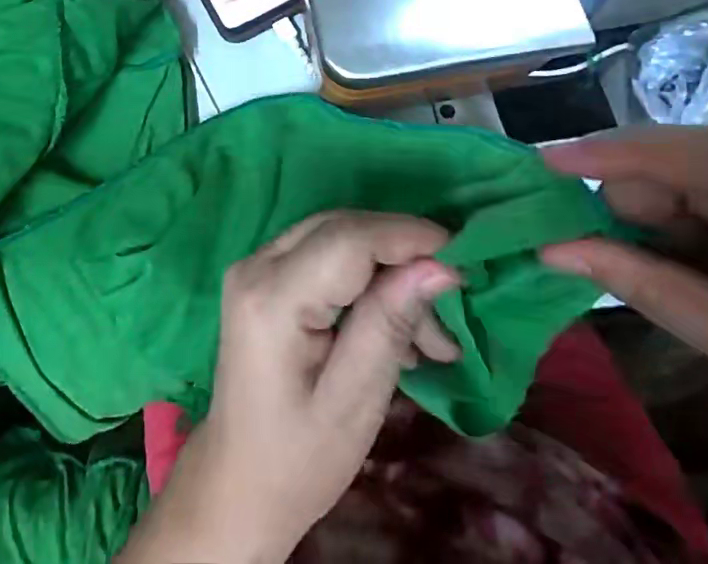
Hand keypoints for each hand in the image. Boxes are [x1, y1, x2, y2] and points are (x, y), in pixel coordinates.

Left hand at [115, 212, 460, 563]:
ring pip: (337, 236)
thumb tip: (440, 266)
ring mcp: (255, 266)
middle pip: (343, 229)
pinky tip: (398, 327)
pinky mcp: (264, 277)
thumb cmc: (298, 456)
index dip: (410, 238)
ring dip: (389, 271)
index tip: (467, 263)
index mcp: (270, 297)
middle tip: (452, 309)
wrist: (240, 479)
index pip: (349, 239)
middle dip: (404, 256)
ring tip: (433, 337)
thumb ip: (390, 323)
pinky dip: (367, 279)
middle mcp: (256, 265)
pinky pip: (324, 254)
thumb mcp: (355, 399)